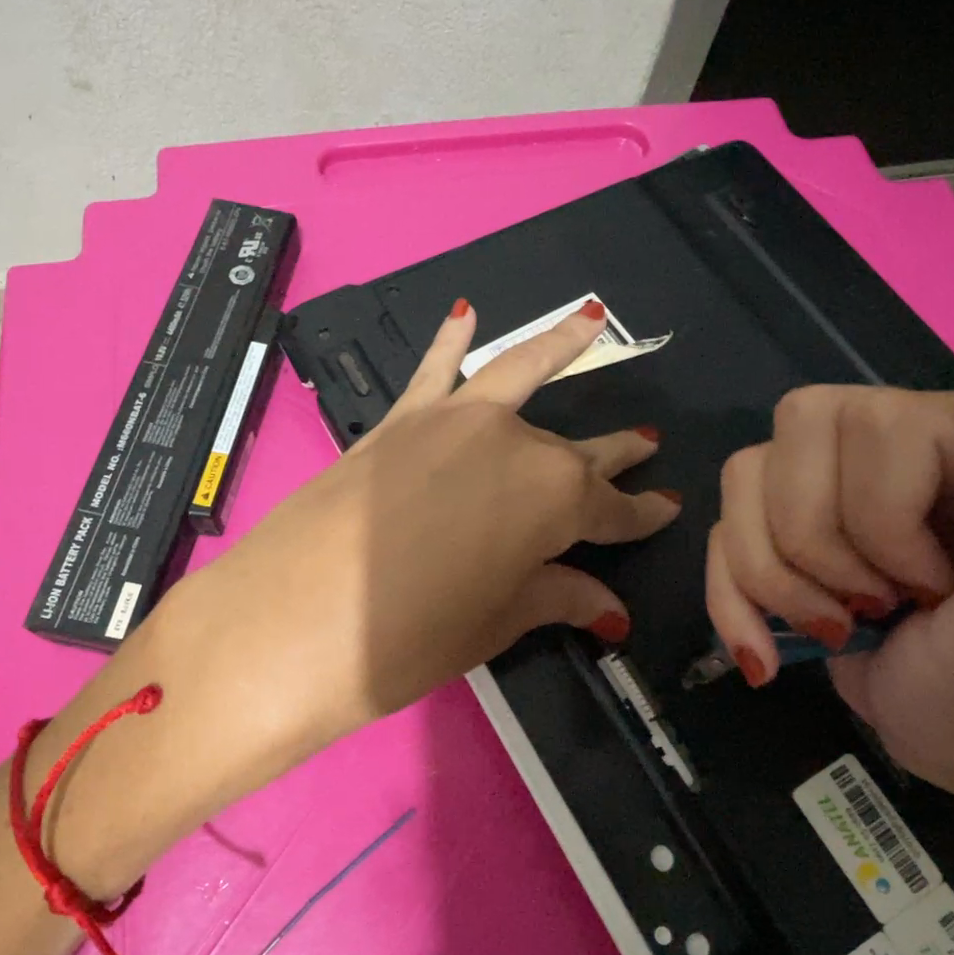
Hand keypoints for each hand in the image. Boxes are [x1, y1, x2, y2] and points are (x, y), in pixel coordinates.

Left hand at [152, 297, 681, 744]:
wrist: (287, 624)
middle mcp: (511, 444)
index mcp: (552, 499)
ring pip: (517, 377)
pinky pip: (433, 372)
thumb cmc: (406, 641)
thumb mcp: (494, 623)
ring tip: (592, 319)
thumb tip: (609, 608)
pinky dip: (451, 341)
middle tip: (646, 447)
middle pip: (572, 450)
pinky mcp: (396, 424)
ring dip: (559, 347)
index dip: (639, 516)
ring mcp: (449, 424)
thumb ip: (555, 597)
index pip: (609, 508)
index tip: (666, 510)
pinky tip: (465, 313)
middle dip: (613, 453)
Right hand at [704, 359, 953, 812]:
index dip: (881, 520)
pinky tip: (767, 649)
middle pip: (794, 437)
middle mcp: (898, 437)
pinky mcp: (780, 520)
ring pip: (742, 475)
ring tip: (835, 628)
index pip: (875, 424)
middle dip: (820, 549)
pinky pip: (715, 528)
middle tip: (878, 608)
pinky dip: (732, 601)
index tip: (934, 591)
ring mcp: (830, 478)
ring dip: (773, 577)